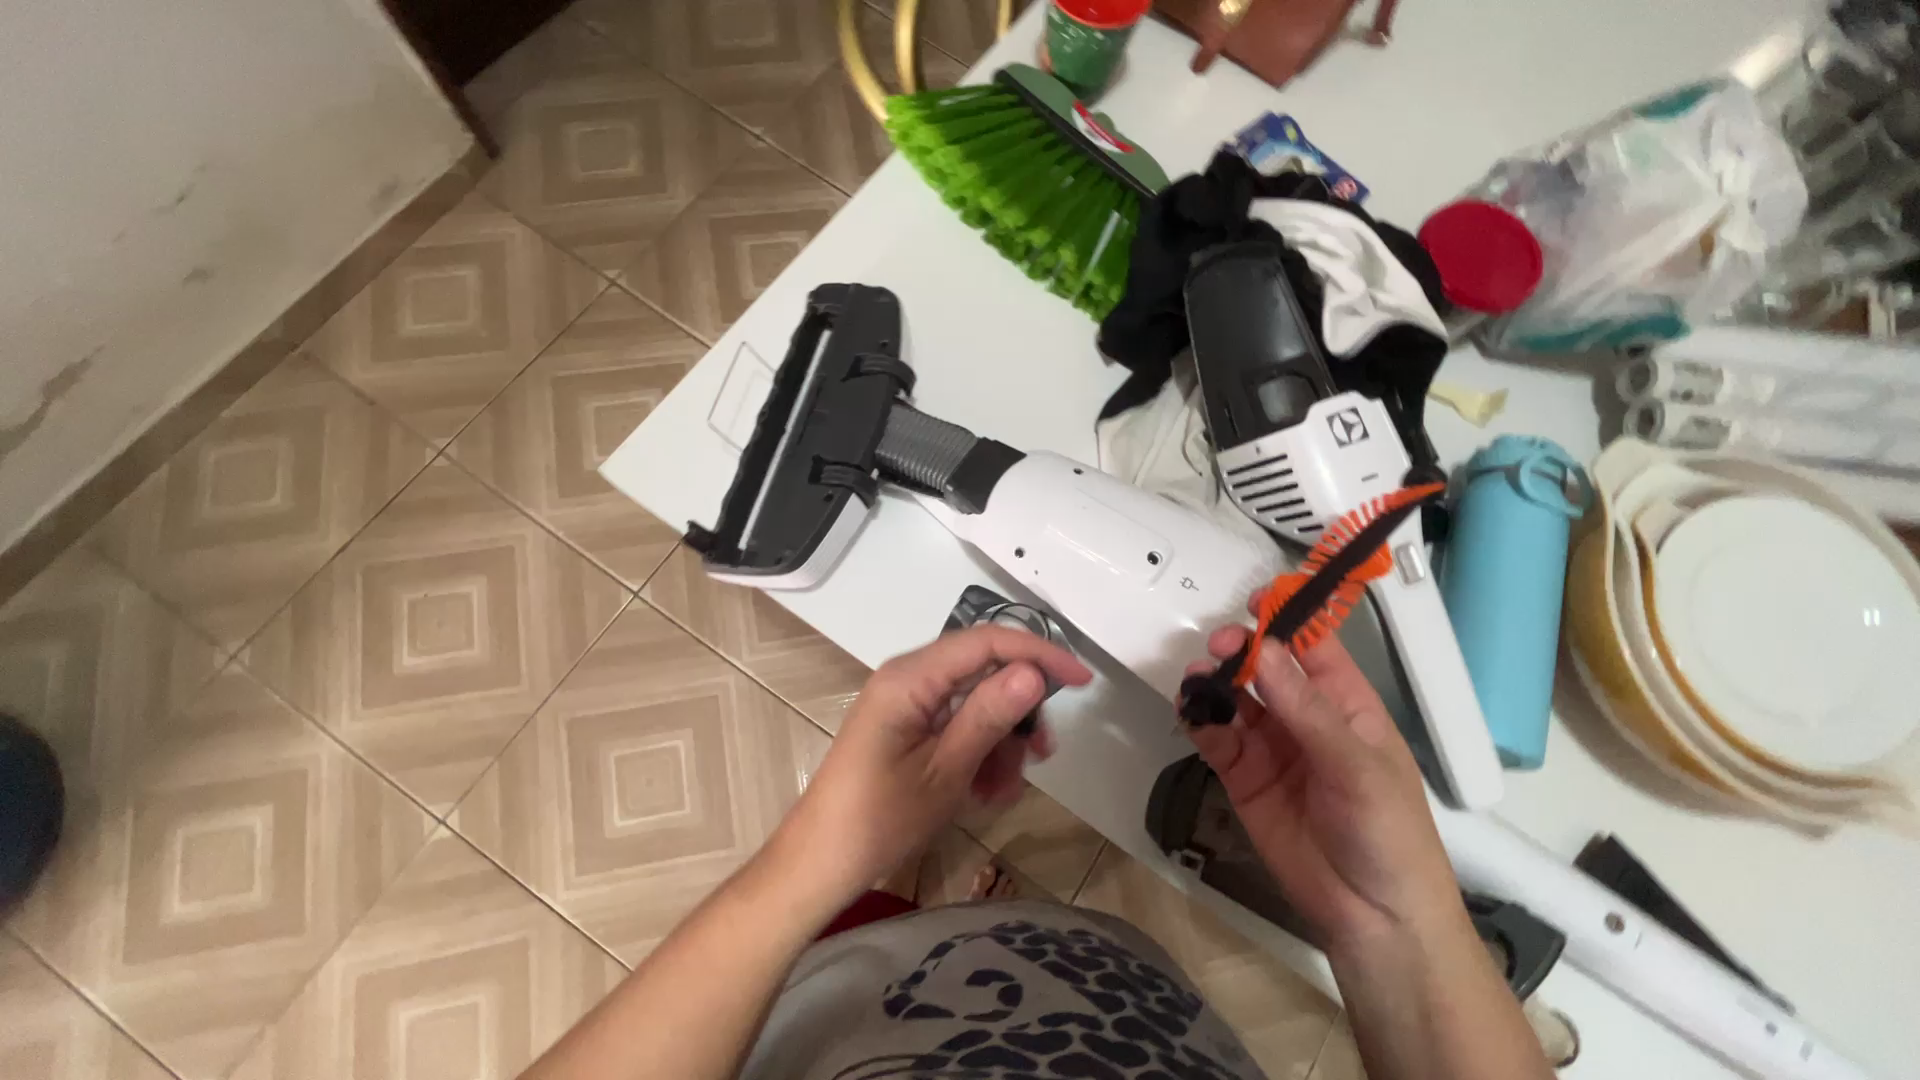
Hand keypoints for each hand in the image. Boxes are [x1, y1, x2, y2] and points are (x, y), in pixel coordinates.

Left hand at [773, 625, 1091, 905]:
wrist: (822, 861)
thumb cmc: (879, 819)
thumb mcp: (945, 771)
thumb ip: (988, 717)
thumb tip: (1032, 672)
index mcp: (911, 677)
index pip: (987, 641)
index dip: (1038, 654)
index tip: (1080, 681)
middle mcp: (909, 677)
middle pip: (985, 671)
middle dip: (1017, 714)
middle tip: (1038, 758)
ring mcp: (908, 702)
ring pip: (977, 702)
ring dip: (1000, 743)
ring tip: (998, 793)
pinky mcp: (909, 725)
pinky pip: (958, 724)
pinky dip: (979, 753)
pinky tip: (982, 792)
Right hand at [1183, 625, 1465, 958]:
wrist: (1371, 917)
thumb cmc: (1386, 833)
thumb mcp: (1356, 767)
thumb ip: (1305, 708)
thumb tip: (1262, 649)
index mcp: (1347, 705)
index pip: (1314, 647)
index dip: (1287, 618)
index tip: (1256, 600)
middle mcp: (1304, 717)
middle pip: (1264, 666)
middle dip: (1240, 649)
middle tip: (1218, 648)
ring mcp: (1271, 746)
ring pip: (1234, 697)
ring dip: (1212, 682)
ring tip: (1195, 681)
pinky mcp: (1242, 777)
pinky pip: (1215, 737)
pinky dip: (1198, 720)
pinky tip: (1189, 713)